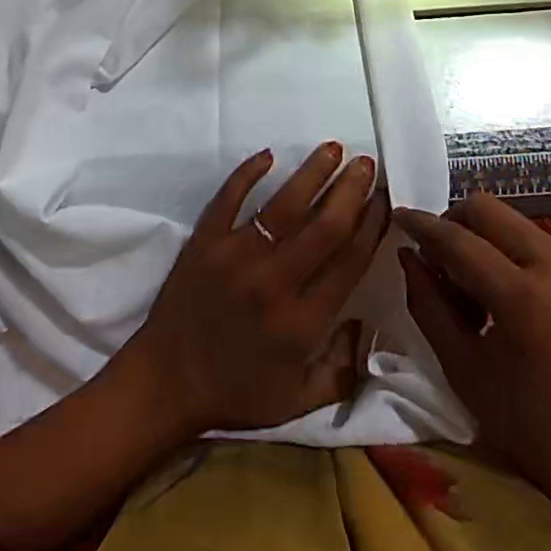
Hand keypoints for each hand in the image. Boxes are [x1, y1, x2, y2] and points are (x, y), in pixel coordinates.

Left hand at [113, 143, 389, 434]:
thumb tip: (367, 325)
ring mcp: (235, 257)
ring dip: (312, 174)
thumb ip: (342, 370)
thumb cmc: (235, 393)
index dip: (372, 225)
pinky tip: (268, 155)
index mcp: (303, 322)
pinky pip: (228, 199)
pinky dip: (247, 174)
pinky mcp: (204, 242)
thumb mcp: (299, 401)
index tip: (385, 200)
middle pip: (324, 226)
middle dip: (351, 190)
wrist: (166, 382)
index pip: (349, 261)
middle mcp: (274, 283)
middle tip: (367, 164)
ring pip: (283, 206)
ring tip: (333, 148)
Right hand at [396, 193, 550, 550]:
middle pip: (487, 209)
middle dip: (452, 223)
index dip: (420, 223)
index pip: (457, 238)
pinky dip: (507, 252)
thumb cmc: (536, 430)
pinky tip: (501, 296)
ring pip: (512, 222)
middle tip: (435, 261)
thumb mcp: (464, 370)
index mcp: (524, 295)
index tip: (396, 215)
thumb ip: (428, 304)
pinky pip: (536, 241)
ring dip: (480, 238)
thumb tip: (408, 256)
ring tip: (469, 289)